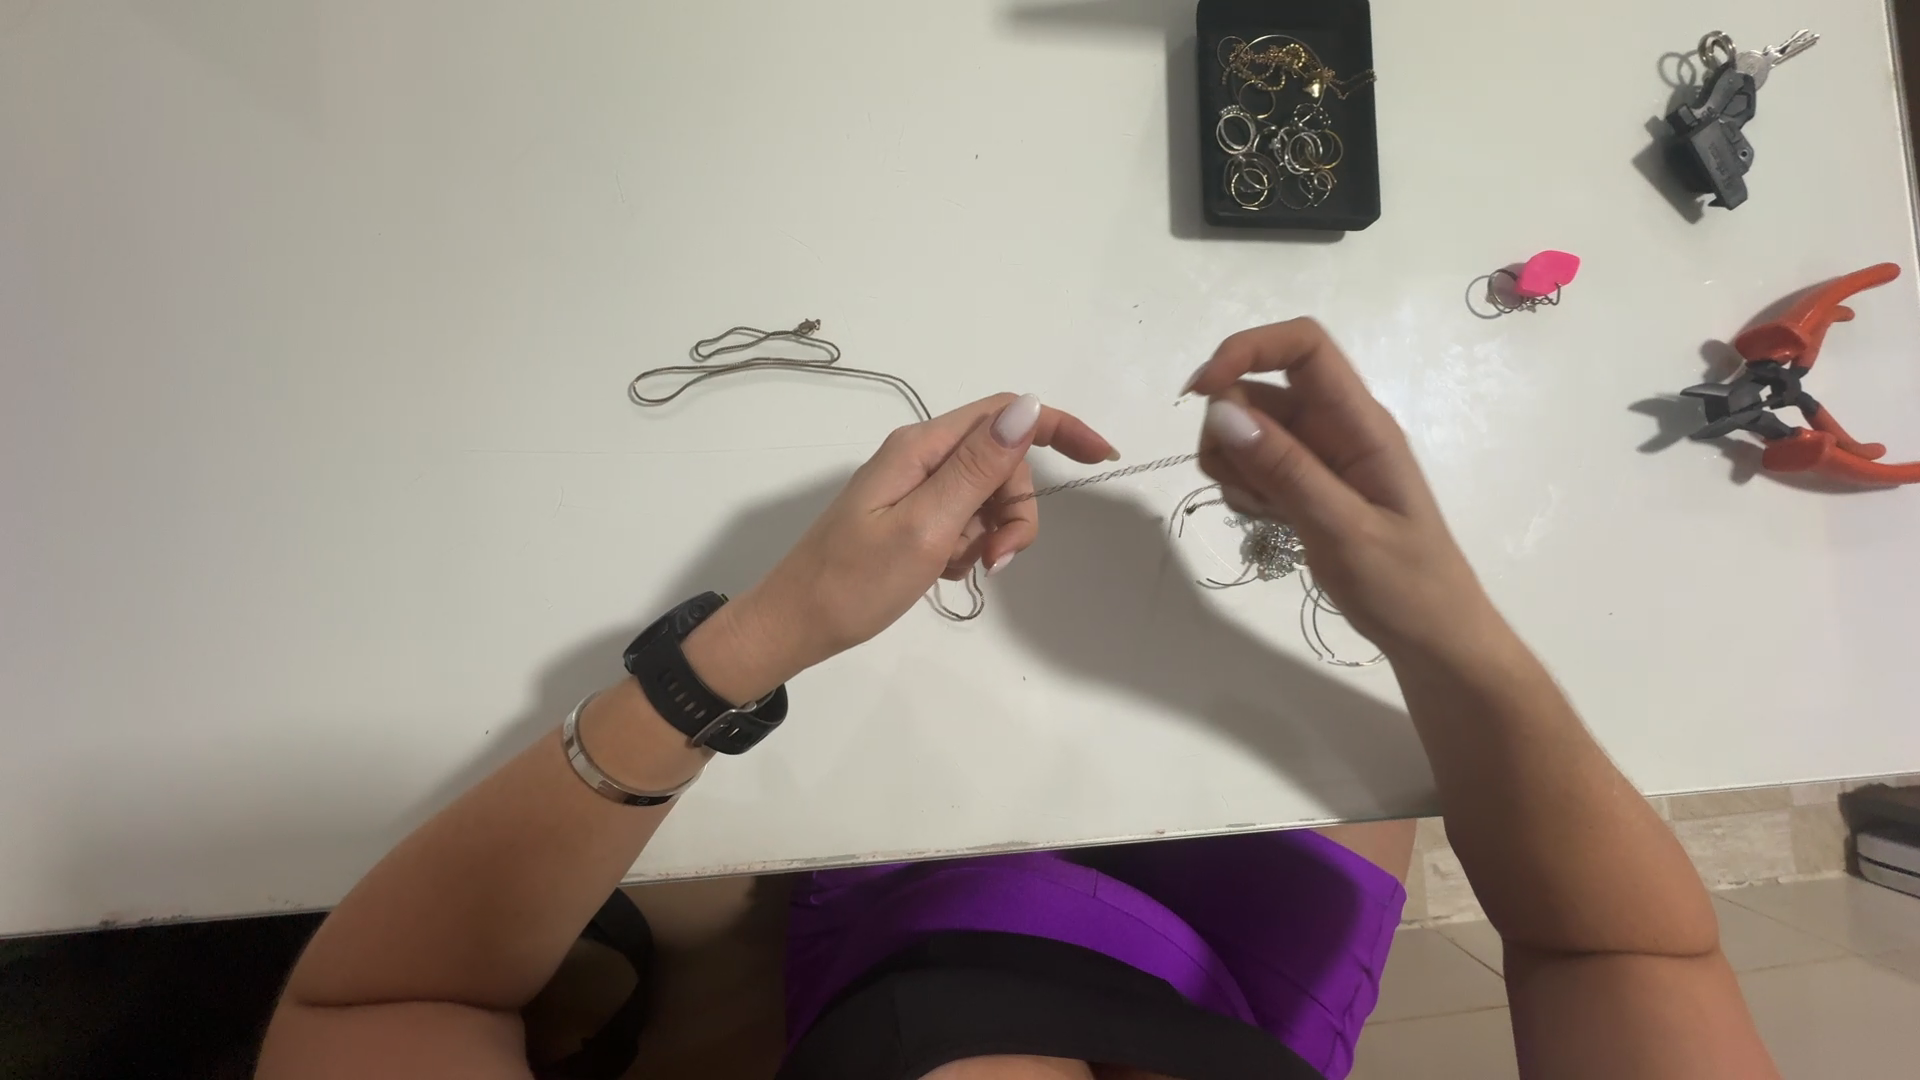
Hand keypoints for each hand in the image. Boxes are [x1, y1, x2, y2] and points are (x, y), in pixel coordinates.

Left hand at [707, 393, 1115, 688]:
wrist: (797, 625)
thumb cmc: (855, 581)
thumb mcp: (925, 526)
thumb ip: (977, 468)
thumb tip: (1029, 408)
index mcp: (921, 447)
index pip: (1005, 413)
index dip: (1059, 427)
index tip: (1102, 459)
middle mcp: (920, 457)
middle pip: (1001, 462)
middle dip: (1014, 509)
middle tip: (996, 559)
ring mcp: (915, 487)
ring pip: (986, 496)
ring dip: (990, 533)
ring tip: (960, 569)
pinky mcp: (911, 515)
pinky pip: (963, 520)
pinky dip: (968, 546)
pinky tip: (944, 572)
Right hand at [1185, 318, 1496, 656]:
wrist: (1429, 636)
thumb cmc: (1404, 584)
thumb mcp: (1342, 527)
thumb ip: (1284, 469)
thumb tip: (1221, 412)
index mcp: (1360, 422)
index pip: (1302, 347)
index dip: (1246, 350)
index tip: (1199, 394)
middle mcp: (1334, 427)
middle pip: (1256, 391)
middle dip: (1228, 431)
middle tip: (1245, 487)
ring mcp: (1315, 456)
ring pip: (1242, 431)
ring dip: (1232, 466)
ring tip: (1265, 512)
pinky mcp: (1299, 484)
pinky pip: (1247, 467)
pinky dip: (1240, 490)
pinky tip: (1268, 521)